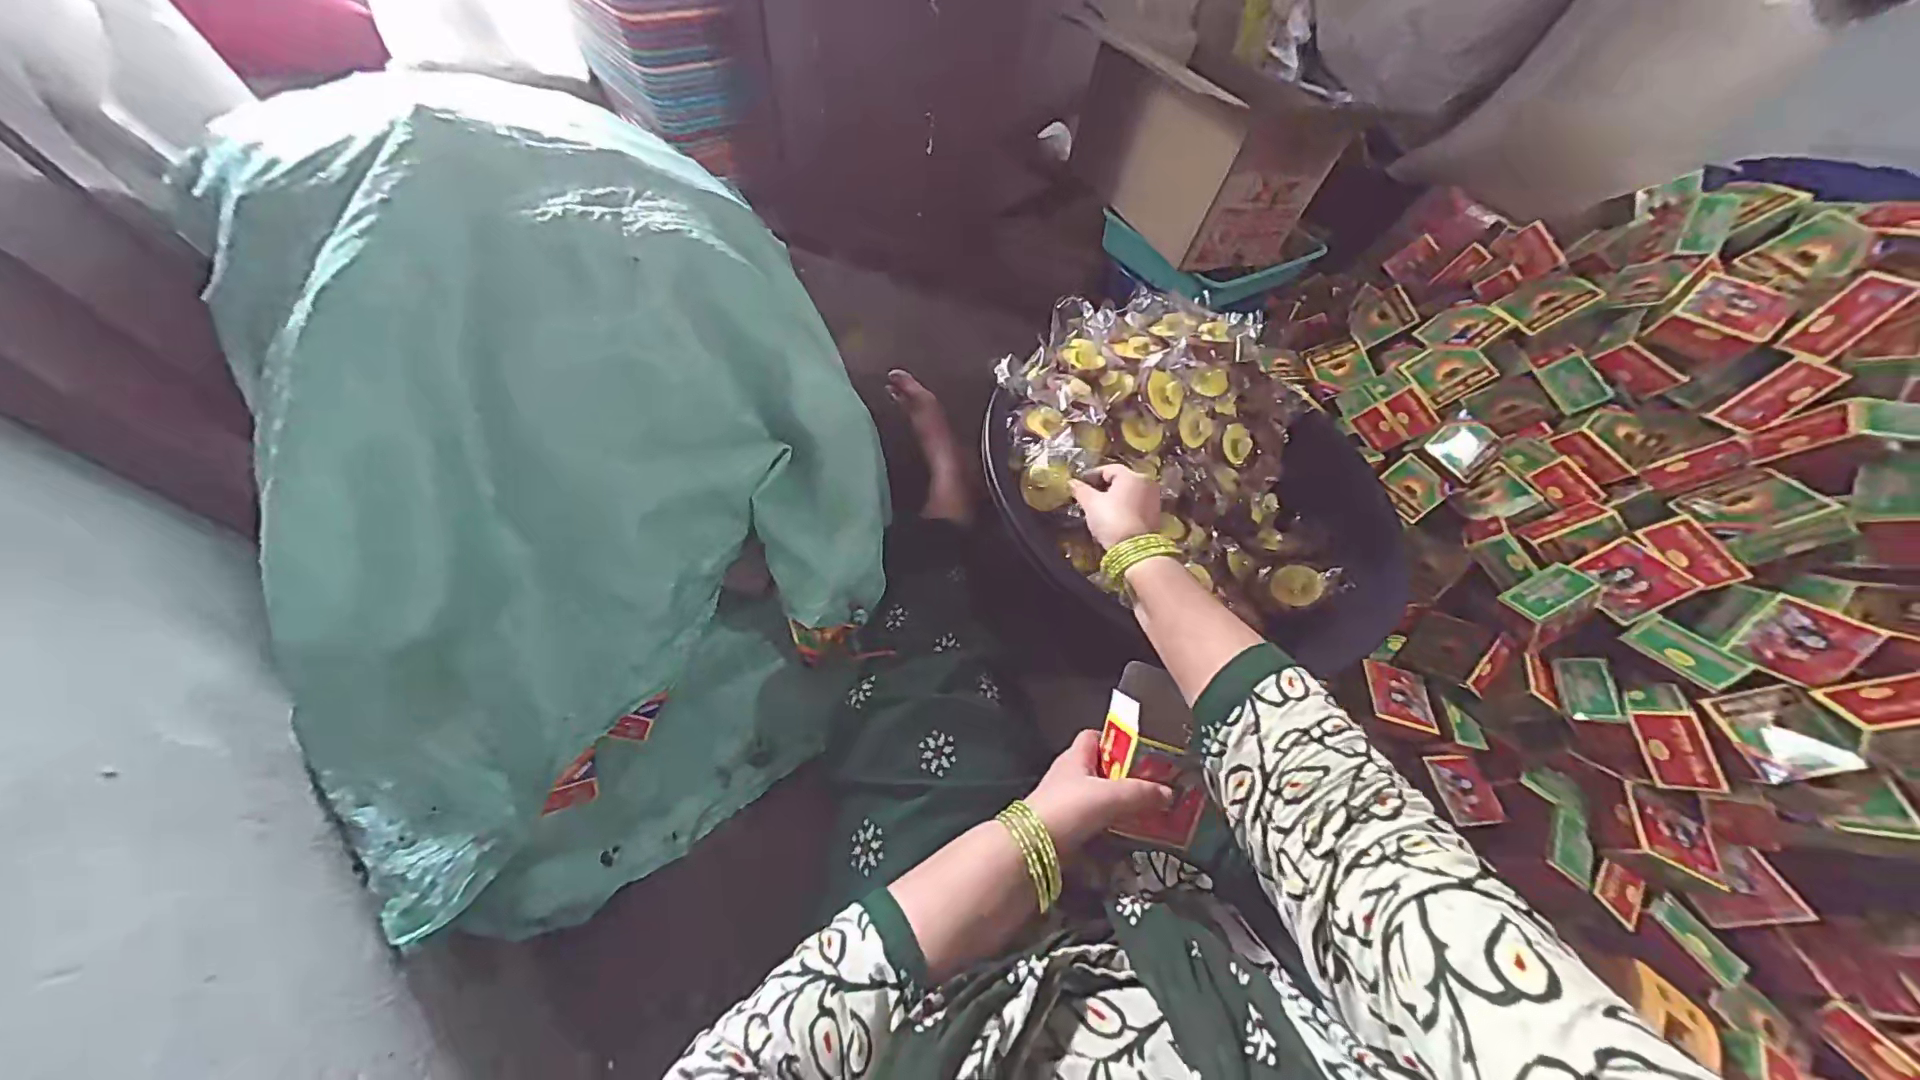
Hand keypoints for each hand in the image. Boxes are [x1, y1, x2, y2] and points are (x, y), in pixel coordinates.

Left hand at [1022, 729, 1171, 852]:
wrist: (1034, 847)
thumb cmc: (1070, 808)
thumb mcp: (1109, 795)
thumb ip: (1140, 793)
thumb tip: (1168, 793)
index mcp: (1075, 757)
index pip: (1094, 737)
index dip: (1117, 740)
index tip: (1142, 752)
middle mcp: (1070, 776)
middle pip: (1102, 770)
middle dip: (1126, 778)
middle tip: (1154, 788)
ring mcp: (1067, 802)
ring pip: (1100, 798)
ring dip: (1122, 806)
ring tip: (1150, 814)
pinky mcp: (1068, 827)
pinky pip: (1096, 822)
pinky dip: (1113, 828)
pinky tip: (1131, 836)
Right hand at [1069, 464, 1162, 549]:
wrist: (1134, 548)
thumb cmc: (1111, 519)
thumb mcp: (1091, 504)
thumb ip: (1081, 490)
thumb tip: (1072, 482)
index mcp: (1131, 475)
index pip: (1108, 469)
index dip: (1091, 475)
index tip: (1079, 485)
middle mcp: (1146, 482)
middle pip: (1120, 479)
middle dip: (1103, 486)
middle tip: (1088, 496)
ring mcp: (1153, 498)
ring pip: (1129, 492)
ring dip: (1114, 497)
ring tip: (1099, 507)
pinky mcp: (1155, 513)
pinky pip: (1135, 503)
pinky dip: (1124, 506)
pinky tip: (1113, 515)